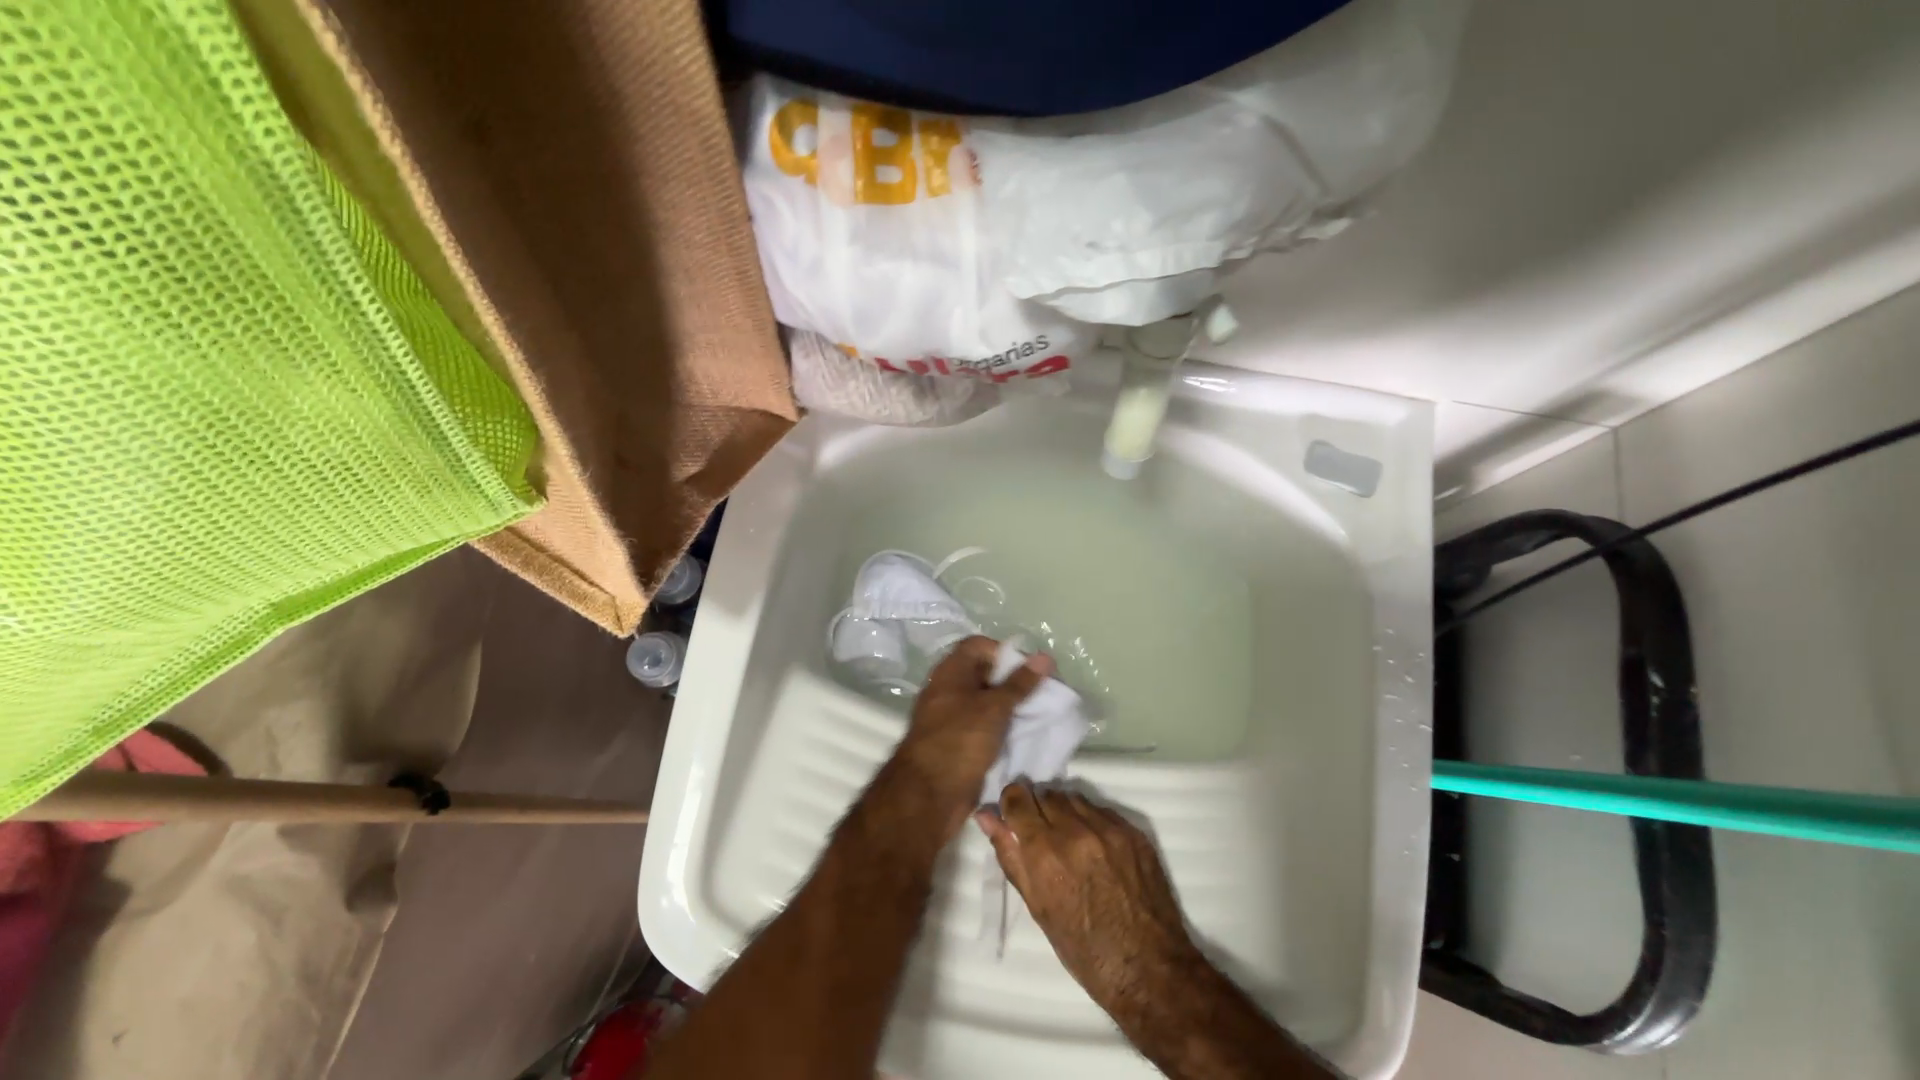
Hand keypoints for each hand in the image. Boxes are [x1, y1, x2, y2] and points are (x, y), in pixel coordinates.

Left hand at [873, 636, 1049, 841]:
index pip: (978, 645)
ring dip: (1010, 706)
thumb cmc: (960, 741)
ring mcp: (951, 718)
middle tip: (1041, 693)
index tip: (1029, 670)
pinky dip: (1002, 727)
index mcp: (949, 672)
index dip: (1004, 652)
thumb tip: (1044, 657)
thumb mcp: (994, 708)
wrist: (929, 795)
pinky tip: (1023, 735)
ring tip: (1038, 714)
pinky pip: (984, 726)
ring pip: (985, 702)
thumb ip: (1020, 683)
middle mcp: (948, 690)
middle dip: (1012, 680)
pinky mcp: (958, 742)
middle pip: (983, 673)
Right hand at [976, 785, 1202, 1016]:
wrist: (1148, 967)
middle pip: (1046, 794)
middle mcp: (1076, 831)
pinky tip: (1094, 846)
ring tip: (1068, 839)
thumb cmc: (1082, 949)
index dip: (1011, 802)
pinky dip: (1091, 820)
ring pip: (1074, 798)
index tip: (1012, 814)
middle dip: (1037, 807)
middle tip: (1040, 832)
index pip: (1018, 799)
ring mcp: (1109, 829)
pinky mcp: (1135, 832)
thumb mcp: (1038, 907)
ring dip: (1064, 811)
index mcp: (1045, 853)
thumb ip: (1011, 856)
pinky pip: (1102, 811)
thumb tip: (986, 816)